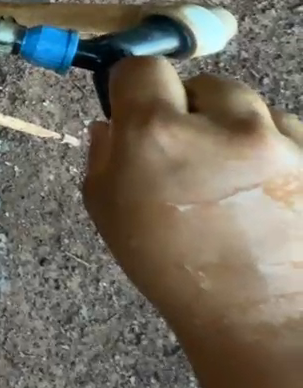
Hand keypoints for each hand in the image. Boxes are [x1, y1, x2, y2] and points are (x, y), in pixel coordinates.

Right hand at [82, 57, 302, 338]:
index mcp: (156, 131)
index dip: (135, 83)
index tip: (133, 104)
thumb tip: (113, 124)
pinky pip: (298, 139)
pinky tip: (271, 188)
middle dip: (195, 106)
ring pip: (260, 111)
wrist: (263, 319)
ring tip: (236, 172)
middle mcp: (226, 127)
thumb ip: (106, 152)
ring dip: (243, 129)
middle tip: (189, 143)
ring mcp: (288, 149)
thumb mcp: (104, 201)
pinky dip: (282, 153)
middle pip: (209, 84)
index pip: (144, 68)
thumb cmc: (165, 260)